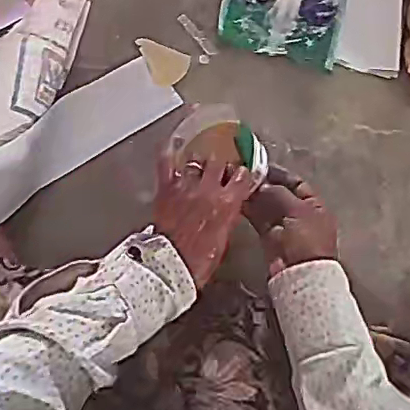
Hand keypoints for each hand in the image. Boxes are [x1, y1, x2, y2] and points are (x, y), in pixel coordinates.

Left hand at [152, 151, 254, 288]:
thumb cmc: (199, 260)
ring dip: (199, 162)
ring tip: (199, 163)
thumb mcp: (224, 239)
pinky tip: (170, 145)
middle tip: (220, 167)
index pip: (242, 176)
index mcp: (227, 202)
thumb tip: (230, 208)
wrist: (171, 265)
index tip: (242, 173)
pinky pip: (166, 164)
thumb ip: (228, 217)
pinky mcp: (167, 189)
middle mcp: (209, 189)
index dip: (242, 174)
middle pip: (219, 163)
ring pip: (196, 161)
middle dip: (221, 164)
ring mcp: (186, 187)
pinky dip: (168, 154)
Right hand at [242, 167, 337, 276]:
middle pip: (280, 194)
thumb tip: (262, 184)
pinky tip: (238, 201)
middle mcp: (300, 215)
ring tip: (237, 184)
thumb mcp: (298, 211)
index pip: (297, 184)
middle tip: (244, 174)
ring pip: (267, 207)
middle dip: (263, 185)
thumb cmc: (307, 239)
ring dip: (254, 196)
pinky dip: (250, 210)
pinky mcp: (270, 238)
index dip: (280, 175)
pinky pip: (259, 220)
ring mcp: (284, 227)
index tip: (262, 167)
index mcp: (315, 206)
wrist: (302, 274)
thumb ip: (279, 194)